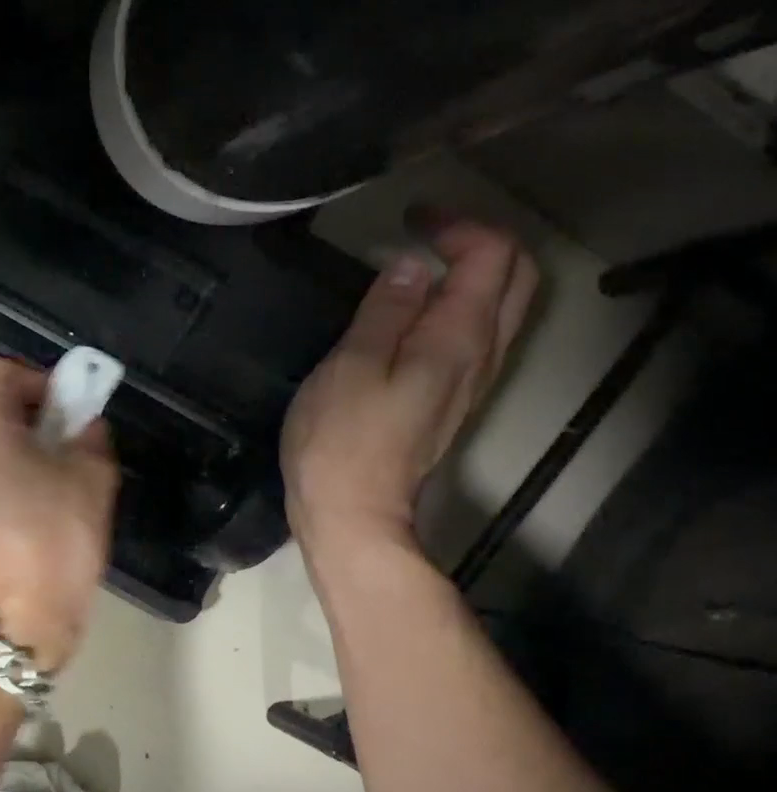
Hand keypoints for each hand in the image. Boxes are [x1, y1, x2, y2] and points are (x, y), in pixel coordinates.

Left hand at [0, 357, 120, 669]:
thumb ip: (85, 431)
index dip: (36, 380)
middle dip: (8, 406)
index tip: (63, 405)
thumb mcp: (92, 474)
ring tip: (27, 465)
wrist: (12, 616)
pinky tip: (4, 496)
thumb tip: (78, 422)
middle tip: (47, 431)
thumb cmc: (56, 538)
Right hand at [282, 211, 538, 562]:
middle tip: (428, 230)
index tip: (410, 216)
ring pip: (502, 307)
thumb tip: (411, 265)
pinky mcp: (449, 401)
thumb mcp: (350, 366)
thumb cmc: (340, 439)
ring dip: (475, 272)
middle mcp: (481, 354)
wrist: (352, 511)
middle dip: (481, 241)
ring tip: (423, 262)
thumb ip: (385, 311)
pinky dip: (460, 305)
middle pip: (515, 278)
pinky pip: (477, 335)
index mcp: (458, 337)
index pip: (490, 256)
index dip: (459, 225)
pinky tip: (418, 311)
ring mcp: (470, 381)